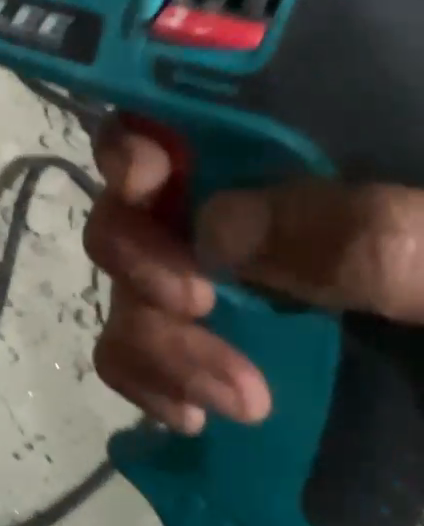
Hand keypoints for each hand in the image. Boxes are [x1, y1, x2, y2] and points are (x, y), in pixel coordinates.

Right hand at [84, 120, 423, 433]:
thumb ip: (386, 240)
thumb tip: (218, 227)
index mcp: (337, 167)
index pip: (201, 114)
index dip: (147, 129)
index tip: (144, 180)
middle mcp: (281, 213)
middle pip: (150, 198)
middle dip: (139, 250)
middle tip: (187, 303)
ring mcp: (264, 288)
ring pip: (138, 276)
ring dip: (149, 332)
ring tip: (224, 396)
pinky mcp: (251, 352)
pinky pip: (148, 344)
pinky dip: (145, 374)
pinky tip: (187, 412)